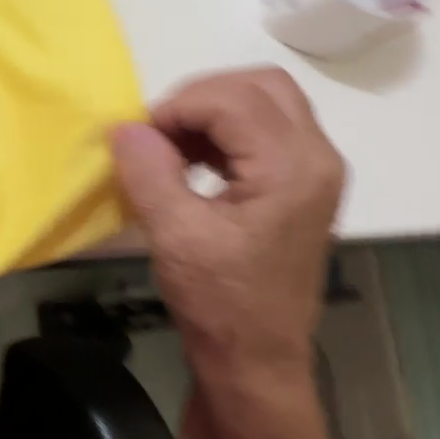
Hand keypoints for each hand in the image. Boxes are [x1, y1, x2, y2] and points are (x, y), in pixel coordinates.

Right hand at [108, 67, 345, 382]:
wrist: (255, 352)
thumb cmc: (217, 299)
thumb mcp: (173, 236)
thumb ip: (150, 174)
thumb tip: (124, 128)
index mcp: (291, 167)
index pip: (234, 99)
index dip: (176, 107)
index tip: (135, 140)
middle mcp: (316, 157)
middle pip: (262, 86)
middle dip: (198, 99)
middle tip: (153, 135)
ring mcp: (313, 171)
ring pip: (266, 105)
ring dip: (210, 115)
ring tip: (166, 152)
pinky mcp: (299, 187)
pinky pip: (265, 134)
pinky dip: (222, 136)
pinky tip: (189, 168)